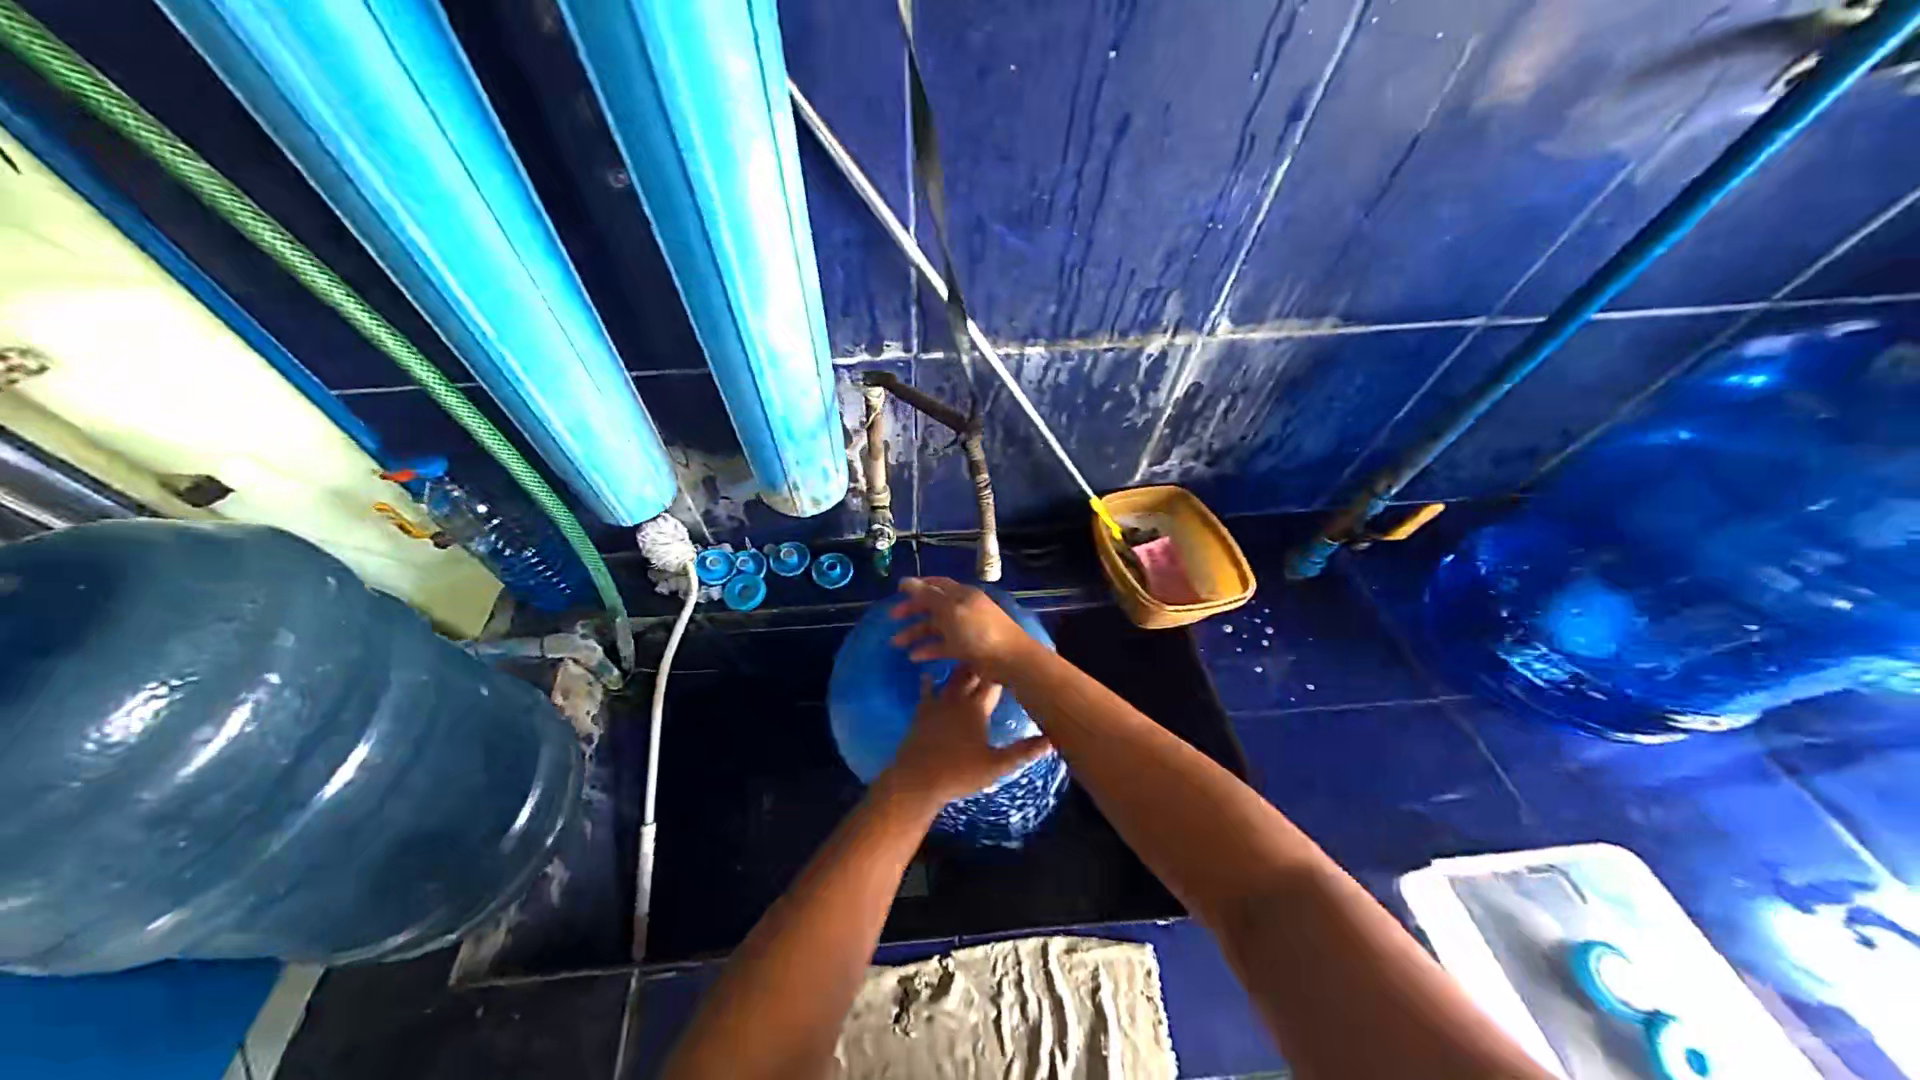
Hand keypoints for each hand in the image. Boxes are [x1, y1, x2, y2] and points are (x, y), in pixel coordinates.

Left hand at [880, 669, 1050, 808]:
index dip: (1004, 669)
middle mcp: (958, 699)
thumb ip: (1024, 751)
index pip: (995, 682)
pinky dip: (928, 681)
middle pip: (972, 674)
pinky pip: (926, 690)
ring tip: (967, 653)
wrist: (916, 780)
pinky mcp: (922, 712)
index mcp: (977, 708)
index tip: (1014, 657)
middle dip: (983, 661)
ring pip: (952, 678)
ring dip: (960, 667)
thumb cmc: (959, 774)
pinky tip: (927, 674)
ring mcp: (938, 703)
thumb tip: (1052, 739)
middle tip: (991, 650)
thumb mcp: (996, 766)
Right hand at [889, 577, 1035, 681]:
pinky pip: (943, 646)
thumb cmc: (978, 630)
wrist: (1009, 659)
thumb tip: (906, 580)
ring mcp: (965, 629)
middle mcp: (962, 608)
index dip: (918, 585)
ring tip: (896, 643)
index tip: (898, 590)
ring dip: (916, 633)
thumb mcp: (950, 610)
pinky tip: (914, 657)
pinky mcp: (966, 649)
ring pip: (936, 627)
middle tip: (892, 618)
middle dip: (913, 611)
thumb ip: (927, 596)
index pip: (936, 584)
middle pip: (933, 606)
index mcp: (961, 594)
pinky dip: (929, 649)